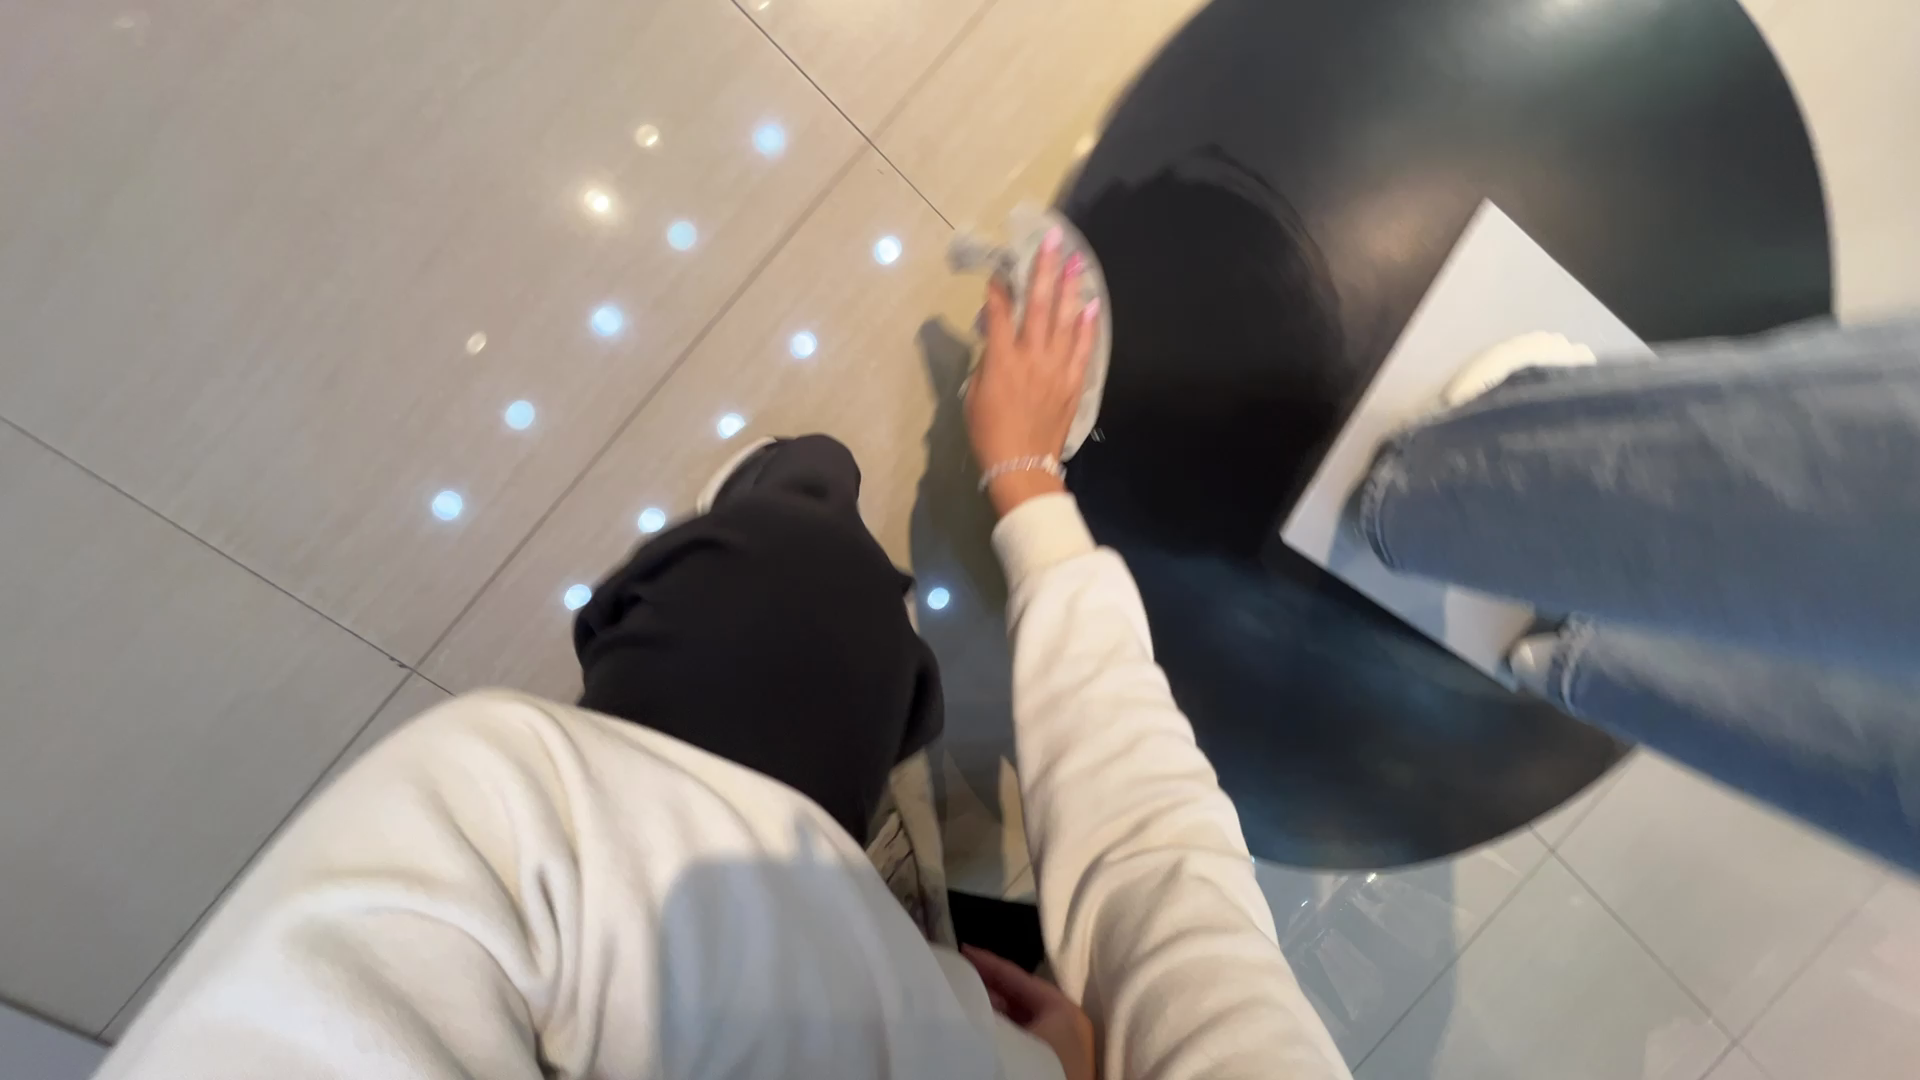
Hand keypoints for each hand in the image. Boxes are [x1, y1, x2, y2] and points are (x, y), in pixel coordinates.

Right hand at [962, 946, 1096, 1079]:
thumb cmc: (1036, 1069)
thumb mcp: (1009, 1037)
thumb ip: (988, 1014)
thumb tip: (962, 994)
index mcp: (1064, 1011)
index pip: (1019, 977)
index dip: (988, 962)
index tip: (962, 950)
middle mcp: (1069, 1027)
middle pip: (1021, 998)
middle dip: (990, 987)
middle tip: (960, 976)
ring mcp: (1065, 1054)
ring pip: (1023, 1021)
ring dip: (995, 1013)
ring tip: (964, 1004)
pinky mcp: (1055, 1071)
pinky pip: (1026, 1041)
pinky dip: (1004, 1034)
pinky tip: (982, 1033)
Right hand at [966, 226, 1098, 517]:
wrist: (1021, 464)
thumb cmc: (989, 433)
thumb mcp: (975, 395)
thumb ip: (987, 362)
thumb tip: (996, 340)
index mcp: (1001, 359)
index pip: (1000, 312)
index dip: (999, 290)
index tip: (999, 273)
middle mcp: (1031, 355)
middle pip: (1039, 304)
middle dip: (1044, 268)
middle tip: (1053, 239)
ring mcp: (1055, 367)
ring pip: (1065, 319)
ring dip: (1071, 287)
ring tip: (1077, 261)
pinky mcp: (1072, 382)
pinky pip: (1083, 348)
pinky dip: (1088, 326)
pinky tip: (1092, 305)